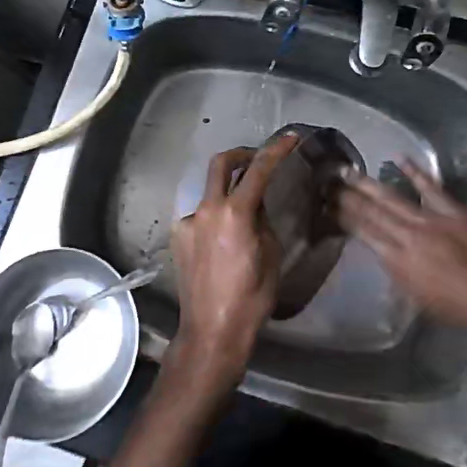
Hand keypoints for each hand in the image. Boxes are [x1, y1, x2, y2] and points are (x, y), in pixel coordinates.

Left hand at [165, 134, 302, 379]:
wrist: (212, 328)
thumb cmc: (251, 297)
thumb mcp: (271, 256)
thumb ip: (263, 221)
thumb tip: (257, 204)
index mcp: (235, 213)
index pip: (257, 171)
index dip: (274, 151)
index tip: (288, 138)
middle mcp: (206, 210)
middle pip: (220, 164)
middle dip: (240, 155)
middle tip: (256, 160)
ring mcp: (188, 222)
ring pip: (210, 194)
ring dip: (227, 194)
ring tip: (244, 219)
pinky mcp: (178, 236)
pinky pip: (200, 217)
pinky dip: (215, 220)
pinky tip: (224, 243)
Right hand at [337, 162, 466, 331]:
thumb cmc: (458, 308)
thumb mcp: (416, 297)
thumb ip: (395, 270)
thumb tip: (380, 249)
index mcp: (398, 260)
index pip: (362, 231)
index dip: (342, 216)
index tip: (327, 205)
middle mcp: (409, 235)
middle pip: (371, 210)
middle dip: (347, 195)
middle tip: (329, 182)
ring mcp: (432, 220)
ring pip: (392, 197)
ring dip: (368, 183)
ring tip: (348, 171)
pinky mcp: (454, 211)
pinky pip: (430, 187)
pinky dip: (415, 171)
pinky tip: (399, 158)